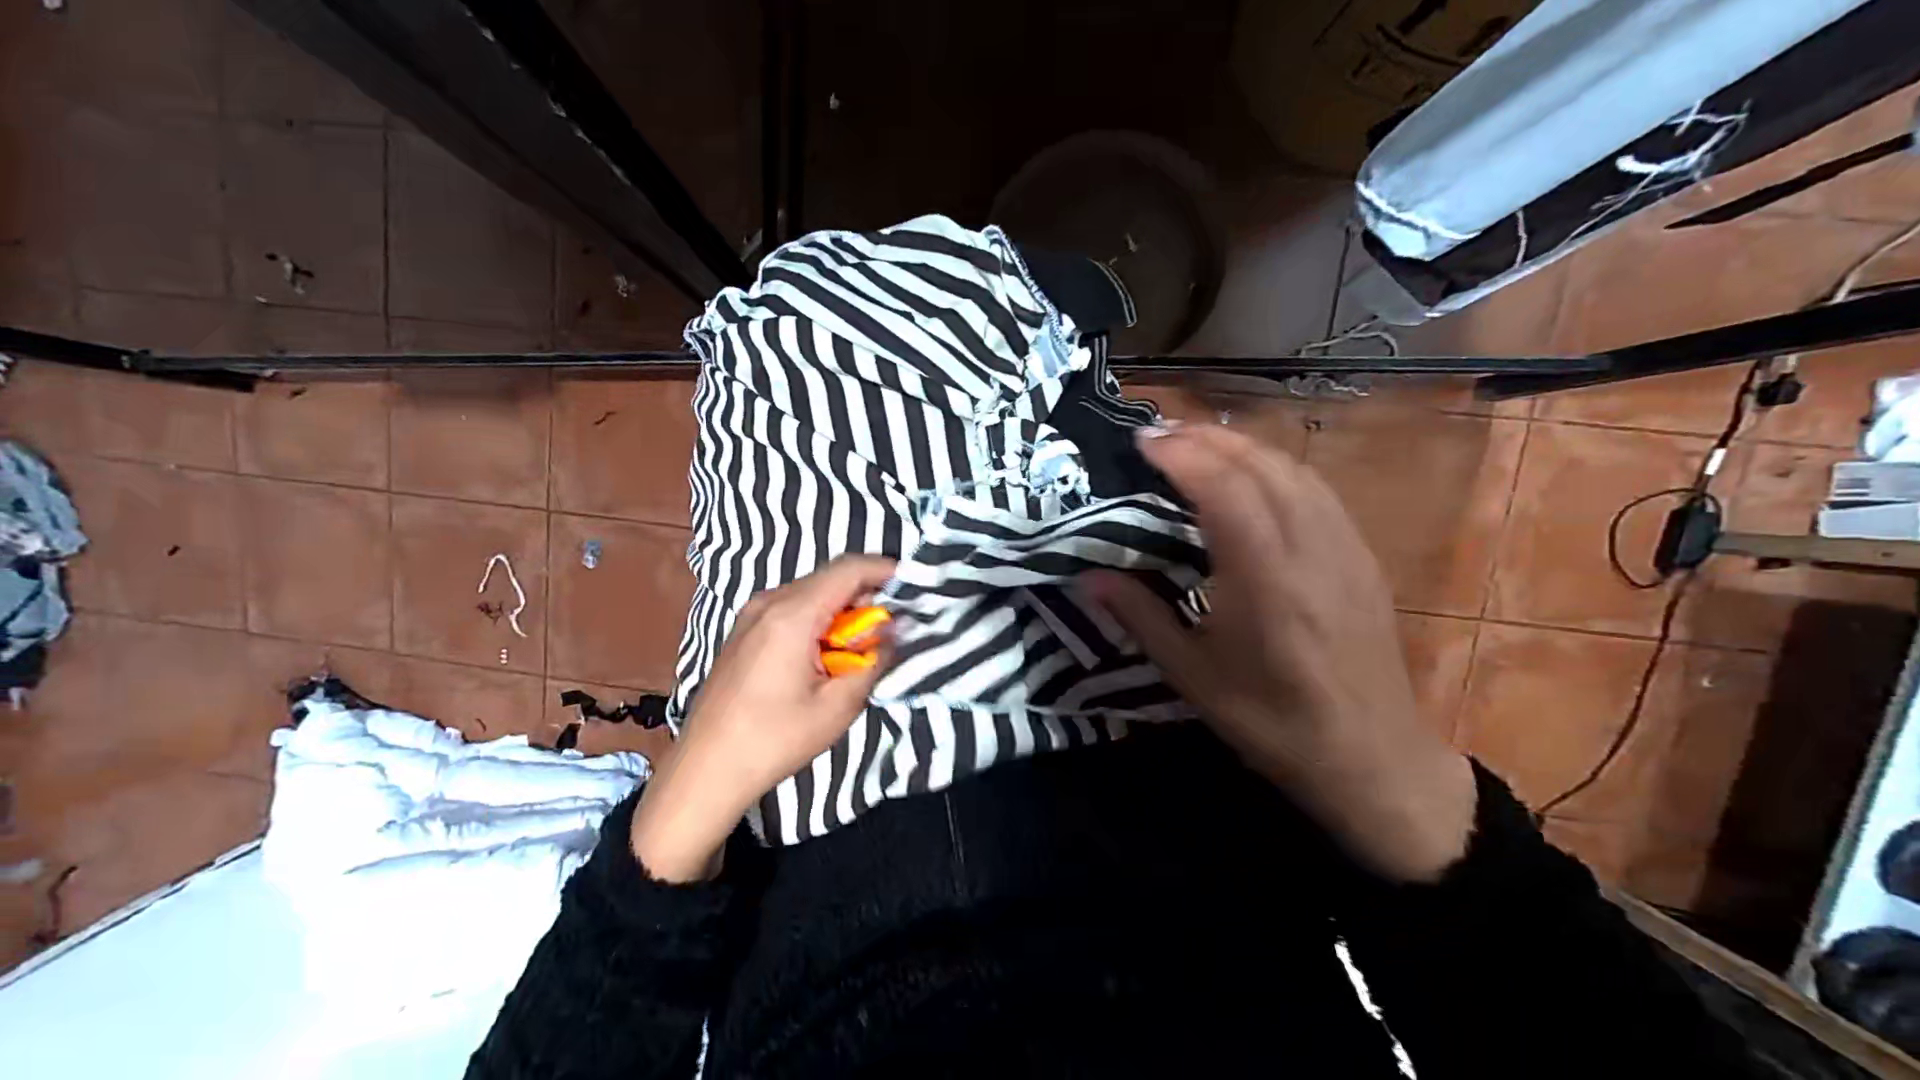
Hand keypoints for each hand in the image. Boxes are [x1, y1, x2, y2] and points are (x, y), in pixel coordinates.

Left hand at [630, 555, 896, 880]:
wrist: (705, 768)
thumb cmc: (774, 740)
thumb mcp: (838, 706)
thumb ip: (875, 660)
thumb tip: (898, 629)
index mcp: (792, 615)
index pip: (849, 568)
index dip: (885, 570)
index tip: (913, 587)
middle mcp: (769, 602)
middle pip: (830, 578)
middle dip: (867, 595)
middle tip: (893, 626)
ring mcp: (751, 614)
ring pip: (811, 592)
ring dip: (843, 609)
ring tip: (862, 645)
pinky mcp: (744, 631)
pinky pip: (791, 608)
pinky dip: (819, 619)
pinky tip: (826, 654)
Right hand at [1081, 422, 1474, 881]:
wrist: (1370, 758)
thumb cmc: (1271, 722)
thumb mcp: (1191, 676)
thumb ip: (1139, 616)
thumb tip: (1086, 576)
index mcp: (1267, 579)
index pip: (1225, 488)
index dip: (1181, 454)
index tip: (1142, 441)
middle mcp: (1311, 549)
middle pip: (1260, 465)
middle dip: (1206, 439)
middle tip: (1159, 433)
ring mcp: (1344, 548)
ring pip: (1293, 470)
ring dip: (1241, 446)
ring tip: (1197, 444)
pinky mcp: (1361, 556)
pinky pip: (1316, 490)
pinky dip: (1275, 466)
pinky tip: (1253, 475)